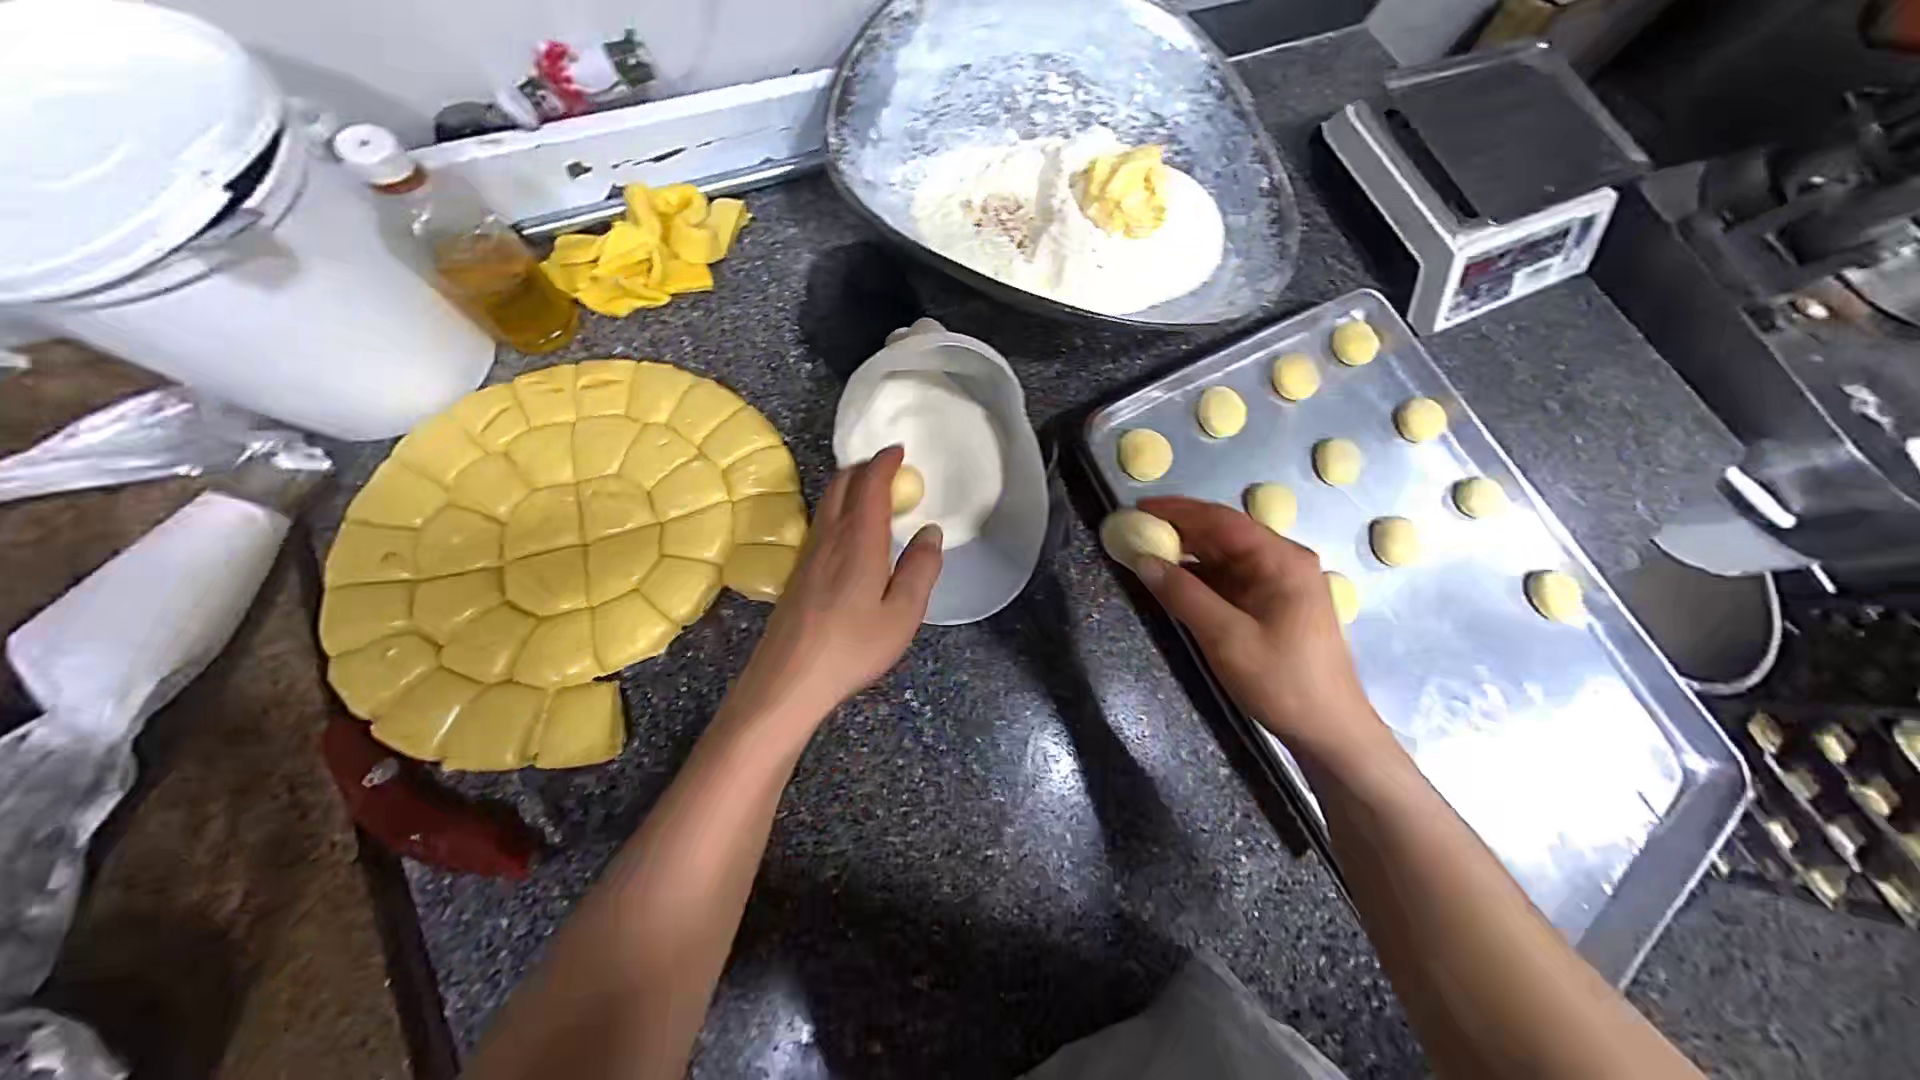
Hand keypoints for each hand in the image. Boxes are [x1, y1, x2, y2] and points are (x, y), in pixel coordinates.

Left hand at [725, 446, 942, 732]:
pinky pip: (821, 521)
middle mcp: (829, 537)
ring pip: (827, 502)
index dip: (884, 462)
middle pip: (841, 484)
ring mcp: (808, 553)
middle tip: (888, 468)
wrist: (789, 679)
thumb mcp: (903, 614)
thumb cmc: (852, 647)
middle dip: (864, 467)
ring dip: (849, 486)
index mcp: (858, 541)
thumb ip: (920, 569)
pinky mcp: (798, 571)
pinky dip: (839, 507)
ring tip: (872, 493)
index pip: (869, 484)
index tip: (899, 451)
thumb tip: (930, 531)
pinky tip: (850, 531)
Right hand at [1131, 496, 1387, 762]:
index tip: (1139, 507)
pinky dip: (1199, 577)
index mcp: (1281, 560)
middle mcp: (1283, 562)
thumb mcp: (1226, 638)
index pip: (1222, 521)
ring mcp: (1279, 583)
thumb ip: (1183, 595)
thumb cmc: (1283, 681)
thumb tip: (1143, 561)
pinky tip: (1173, 582)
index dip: (1178, 510)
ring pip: (1224, 557)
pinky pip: (1229, 579)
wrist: (1329, 729)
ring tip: (1146, 553)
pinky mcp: (1272, 603)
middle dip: (1179, 530)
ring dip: (1187, 554)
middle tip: (1135, 531)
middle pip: (1224, 534)